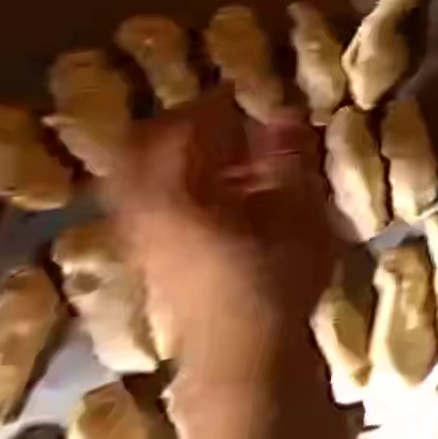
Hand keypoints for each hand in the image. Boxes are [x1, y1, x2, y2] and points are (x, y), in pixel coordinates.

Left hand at [104, 88, 336, 360]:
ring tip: (231, 145)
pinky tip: (226, 186)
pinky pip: (149, 194)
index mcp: (177, 194)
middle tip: (230, 110)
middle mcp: (143, 208)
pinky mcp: (151, 252)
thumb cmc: (276, 278)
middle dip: (184, 121)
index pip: (181, 128)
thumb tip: (285, 110)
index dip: (215, 100)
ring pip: (141, 171)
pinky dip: (181, 176)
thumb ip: (287, 158)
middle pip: (142, 145)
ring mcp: (140, 233)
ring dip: (181, 149)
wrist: (242, 353)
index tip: (249, 85)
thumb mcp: (297, 212)